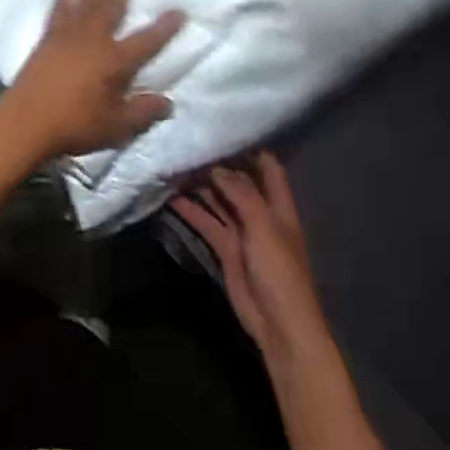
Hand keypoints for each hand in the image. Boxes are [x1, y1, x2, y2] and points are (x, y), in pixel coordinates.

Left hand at [0, 0, 185, 161]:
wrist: (26, 121)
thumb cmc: (75, 125)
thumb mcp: (117, 126)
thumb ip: (143, 111)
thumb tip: (168, 102)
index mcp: (115, 61)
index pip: (147, 40)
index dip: (165, 26)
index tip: (179, 9)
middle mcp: (92, 41)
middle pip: (111, 8)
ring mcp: (66, 37)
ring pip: (84, 4)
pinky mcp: (46, 40)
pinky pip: (57, 12)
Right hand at [172, 153, 329, 358]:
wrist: (279, 323)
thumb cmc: (280, 271)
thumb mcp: (264, 227)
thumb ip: (241, 194)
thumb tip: (216, 166)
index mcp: (279, 206)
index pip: (268, 167)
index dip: (251, 147)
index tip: (223, 125)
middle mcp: (260, 213)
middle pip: (237, 182)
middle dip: (216, 164)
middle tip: (186, 141)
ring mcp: (241, 231)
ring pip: (217, 201)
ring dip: (199, 185)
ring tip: (172, 163)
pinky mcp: (224, 247)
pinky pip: (205, 222)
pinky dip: (189, 210)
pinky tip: (169, 195)